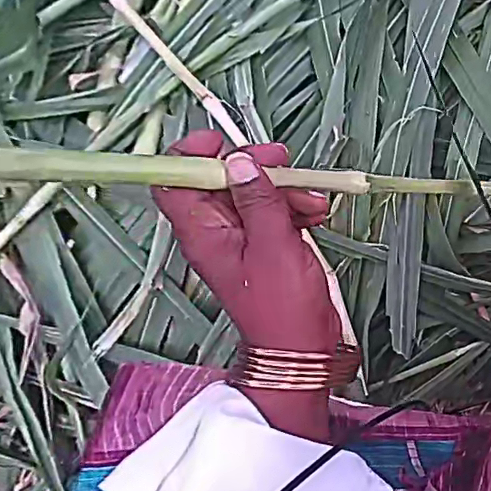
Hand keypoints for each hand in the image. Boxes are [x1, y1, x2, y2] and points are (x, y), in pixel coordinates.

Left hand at [149, 131, 338, 352]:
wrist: (302, 347)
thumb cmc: (283, 307)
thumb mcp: (273, 246)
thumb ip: (258, 201)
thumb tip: (240, 162)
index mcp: (203, 234)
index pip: (175, 182)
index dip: (191, 155)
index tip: (222, 143)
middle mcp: (216, 233)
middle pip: (221, 183)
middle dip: (256, 170)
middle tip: (284, 164)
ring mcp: (241, 240)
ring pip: (253, 196)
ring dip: (284, 191)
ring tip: (313, 202)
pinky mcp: (265, 247)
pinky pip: (273, 214)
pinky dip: (293, 208)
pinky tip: (314, 214)